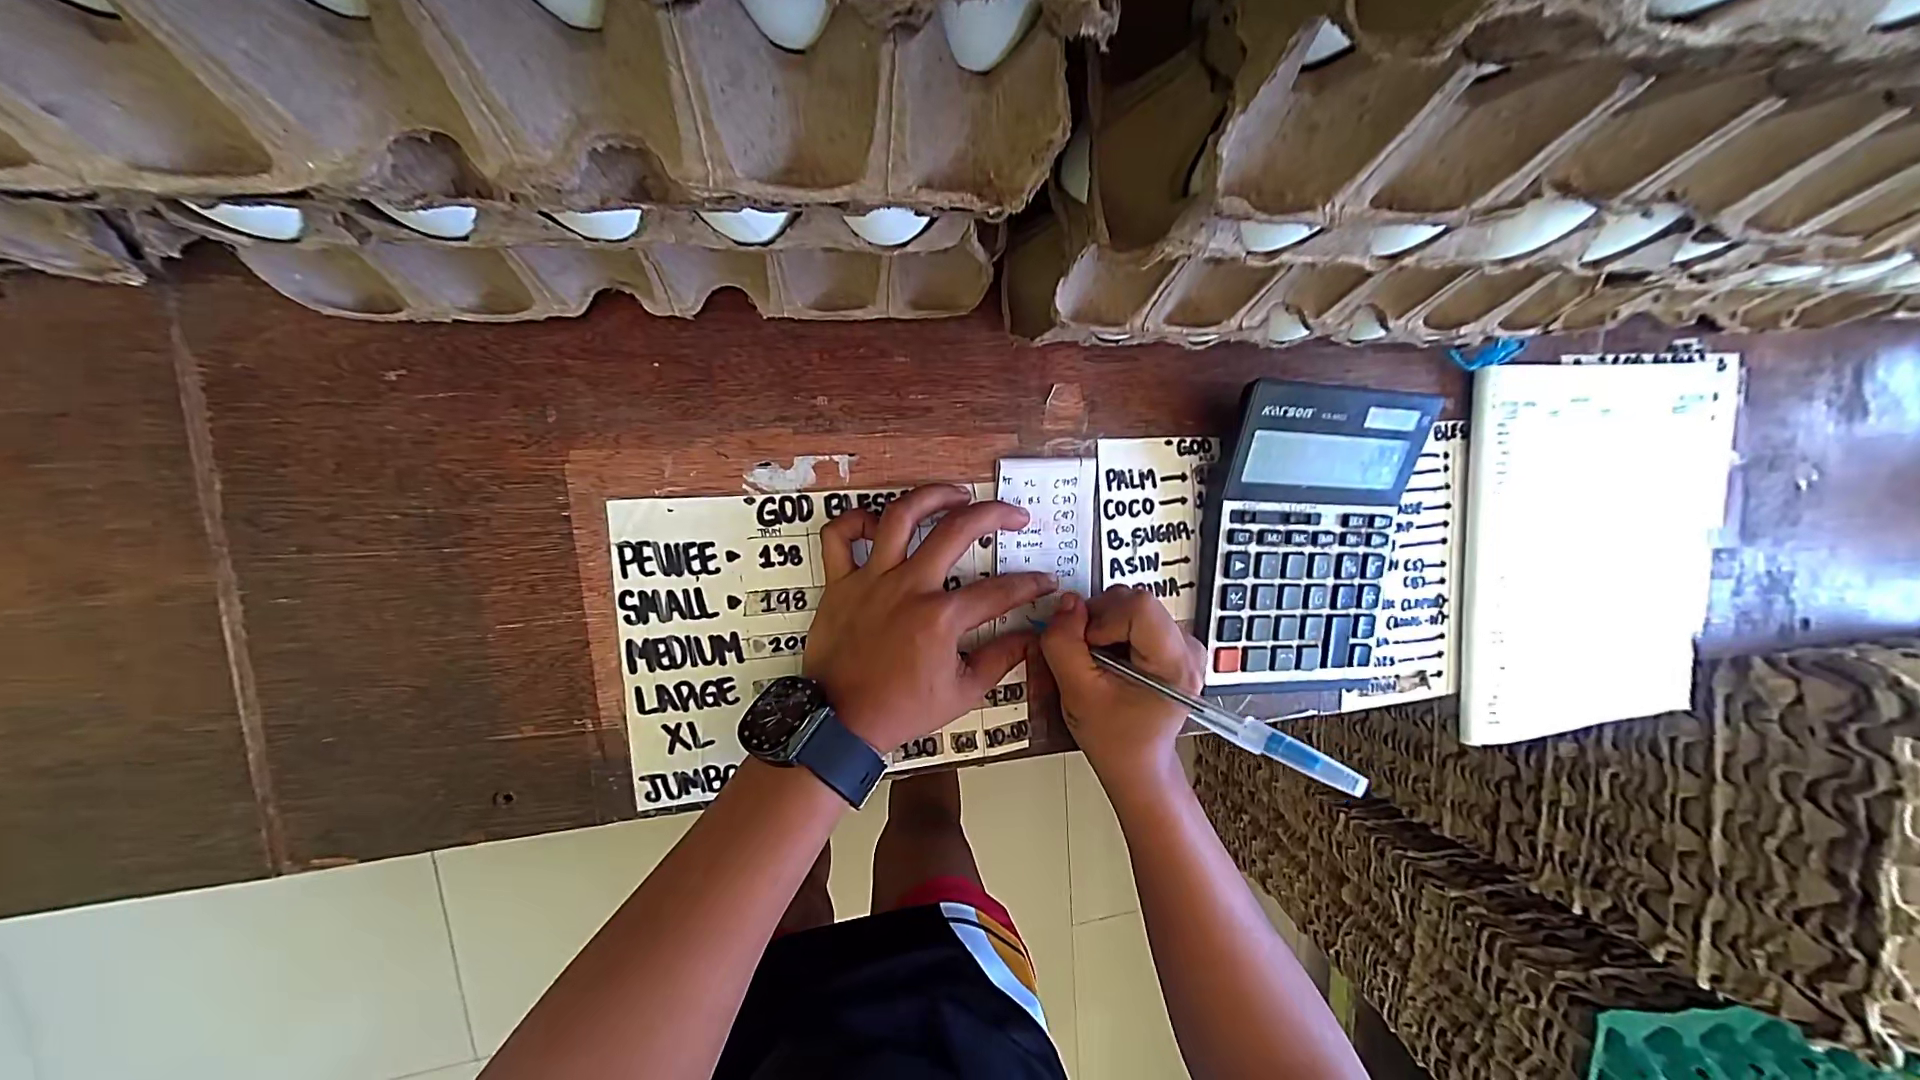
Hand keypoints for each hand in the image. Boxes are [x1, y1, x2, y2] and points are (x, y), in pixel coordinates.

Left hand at [805, 484, 1057, 751]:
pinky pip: (839, 537)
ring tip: (956, 494)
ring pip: (900, 517)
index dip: (1030, 584)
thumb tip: (1030, 638)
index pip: (999, 591)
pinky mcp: (840, 583)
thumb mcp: (962, 692)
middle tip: (1014, 515)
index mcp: (941, 617)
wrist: (839, 722)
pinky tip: (876, 521)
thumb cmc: (900, 709)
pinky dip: (854, 521)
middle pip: (958, 530)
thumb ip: (1000, 659)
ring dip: (932, 496)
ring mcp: (871, 580)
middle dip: (995, 514)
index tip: (1044, 581)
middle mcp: (908, 587)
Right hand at [1041, 585, 1205, 791]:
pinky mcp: (1170, 642)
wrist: (1136, 761)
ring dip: (1104, 626)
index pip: (1138, 606)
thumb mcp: (1078, 693)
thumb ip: (1064, 644)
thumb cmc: (1116, 738)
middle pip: (1134, 601)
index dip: (1102, 620)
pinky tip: (1110, 659)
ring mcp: (1181, 644)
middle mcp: (1188, 648)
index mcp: (1175, 663)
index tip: (1089, 648)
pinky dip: (1113, 630)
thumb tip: (1067, 605)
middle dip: (1100, 621)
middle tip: (1090, 657)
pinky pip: (1135, 616)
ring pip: (1132, 605)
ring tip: (1101, 662)